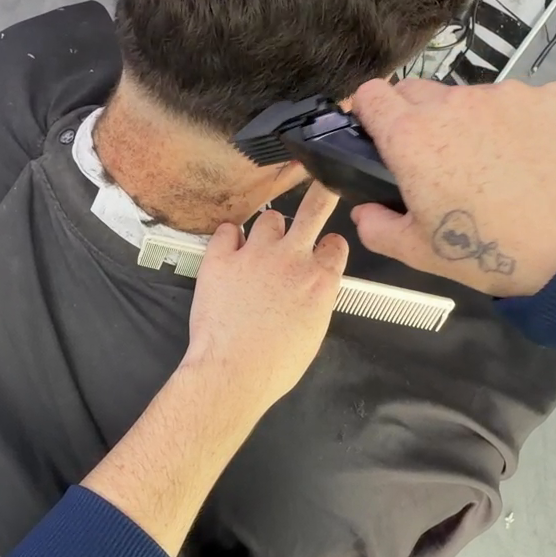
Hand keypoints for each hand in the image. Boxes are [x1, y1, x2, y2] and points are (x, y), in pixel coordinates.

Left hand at [182, 182, 348, 414]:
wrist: (233, 372)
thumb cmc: (275, 365)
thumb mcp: (313, 334)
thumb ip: (316, 300)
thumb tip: (312, 289)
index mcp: (320, 280)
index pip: (335, 244)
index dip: (328, 246)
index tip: (322, 249)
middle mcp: (292, 258)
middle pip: (314, 208)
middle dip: (320, 194)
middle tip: (320, 184)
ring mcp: (255, 254)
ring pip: (268, 218)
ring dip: (267, 229)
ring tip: (258, 248)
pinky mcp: (220, 258)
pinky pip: (228, 230)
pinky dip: (229, 238)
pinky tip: (228, 250)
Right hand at [346, 77, 555, 296]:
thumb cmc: (490, 251)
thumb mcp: (418, 253)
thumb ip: (375, 228)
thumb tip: (364, 210)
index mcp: (412, 137)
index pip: (370, 94)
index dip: (369, 113)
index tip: (378, 135)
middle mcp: (455, 102)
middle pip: (418, 91)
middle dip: (416, 117)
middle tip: (435, 160)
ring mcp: (509, 93)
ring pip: (473, 98)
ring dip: (471, 121)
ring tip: (497, 165)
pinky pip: (525, 101)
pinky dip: (521, 123)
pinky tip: (536, 158)